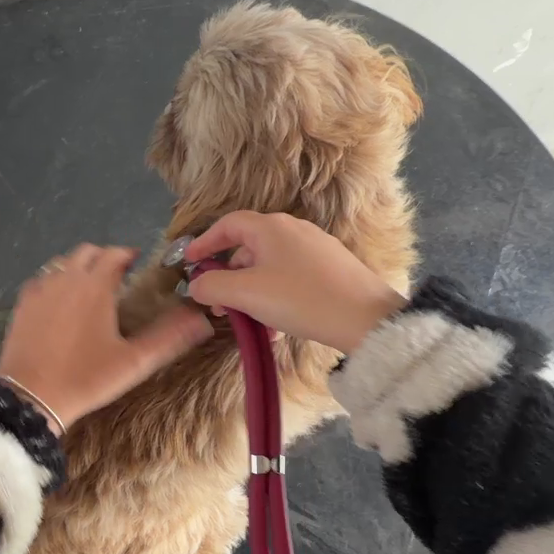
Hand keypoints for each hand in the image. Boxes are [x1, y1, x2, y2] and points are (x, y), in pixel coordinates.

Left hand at [0, 245, 211, 432]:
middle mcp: (67, 277)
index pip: (115, 253)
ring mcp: (41, 289)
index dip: (128, 256)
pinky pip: (42, 280)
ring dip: (78, 268)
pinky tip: (60, 304)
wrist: (32, 396)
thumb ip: (169, 338)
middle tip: (116, 277)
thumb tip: (202, 321)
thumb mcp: (134, 362)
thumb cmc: (86, 377)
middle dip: (103, 258)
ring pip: (62, 263)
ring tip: (89, 289)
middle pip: (87, 252)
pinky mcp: (22, 303)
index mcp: (96, 285)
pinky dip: (55, 282)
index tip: (137, 266)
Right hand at [184, 212, 405, 353]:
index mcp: (270, 228)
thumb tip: (196, 284)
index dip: (204, 242)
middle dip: (228, 278)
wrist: (364, 318)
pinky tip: (276, 328)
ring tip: (248, 324)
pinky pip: (290, 279)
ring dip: (251, 294)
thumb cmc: (299, 299)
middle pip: (248, 249)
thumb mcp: (246, 294)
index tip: (189, 262)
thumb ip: (212, 286)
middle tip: (219, 307)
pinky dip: (274, 298)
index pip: (228, 225)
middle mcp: (293, 230)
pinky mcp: (331, 269)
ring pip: (269, 268)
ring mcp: (315, 249)